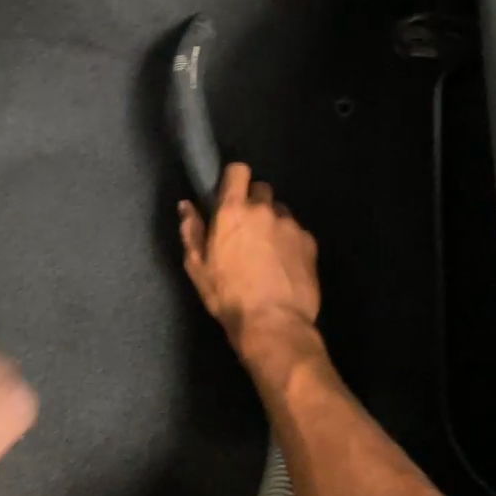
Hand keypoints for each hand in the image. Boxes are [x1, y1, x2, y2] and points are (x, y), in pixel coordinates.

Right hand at [180, 164, 321, 362]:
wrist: (273, 325)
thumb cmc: (228, 296)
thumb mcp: (198, 267)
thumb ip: (191, 231)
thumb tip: (186, 206)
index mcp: (233, 211)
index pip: (239, 170)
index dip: (235, 178)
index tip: (231, 193)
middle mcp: (263, 209)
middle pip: (262, 189)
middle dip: (255, 202)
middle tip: (247, 228)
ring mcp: (290, 224)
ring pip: (281, 211)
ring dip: (273, 222)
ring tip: (268, 249)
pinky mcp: (310, 242)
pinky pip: (297, 231)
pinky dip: (290, 241)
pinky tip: (285, 264)